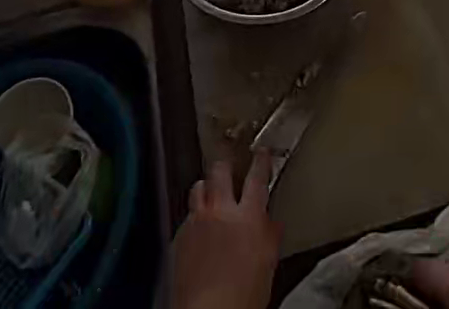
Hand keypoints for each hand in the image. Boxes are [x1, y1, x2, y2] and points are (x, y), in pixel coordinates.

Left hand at [171, 150, 281, 308]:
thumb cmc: (242, 296)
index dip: (261, 160)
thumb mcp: (268, 261)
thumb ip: (269, 233)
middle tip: (230, 168)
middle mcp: (220, 211)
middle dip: (226, 165)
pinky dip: (195, 215)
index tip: (262, 153)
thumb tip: (269, 222)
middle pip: (220, 170)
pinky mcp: (179, 237)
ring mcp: (197, 222)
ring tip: (212, 194)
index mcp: (248, 215)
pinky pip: (187, 214)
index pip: (256, 176)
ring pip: (198, 187)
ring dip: (206, 187)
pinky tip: (199, 228)